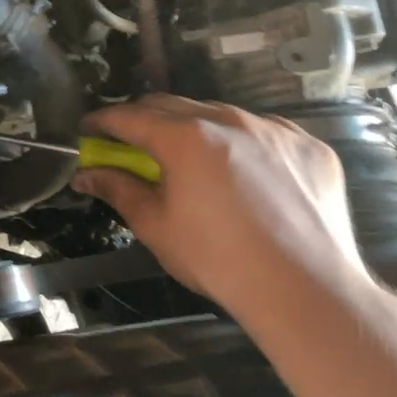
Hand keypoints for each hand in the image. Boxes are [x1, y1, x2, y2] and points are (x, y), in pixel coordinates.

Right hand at [74, 95, 374, 318]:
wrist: (305, 290)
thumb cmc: (218, 260)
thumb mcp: (155, 225)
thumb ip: (119, 190)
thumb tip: (85, 175)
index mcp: (186, 139)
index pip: (130, 117)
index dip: (102, 121)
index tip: (87, 130)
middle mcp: (231, 121)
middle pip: (174, 106)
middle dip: (144, 119)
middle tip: (129, 143)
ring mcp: (276, 131)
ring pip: (221, 114)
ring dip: (194, 127)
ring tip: (187, 156)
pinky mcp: (310, 148)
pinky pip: (265, 132)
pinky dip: (241, 143)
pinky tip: (240, 172)